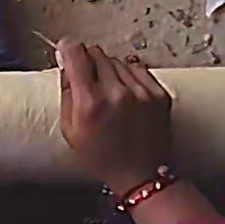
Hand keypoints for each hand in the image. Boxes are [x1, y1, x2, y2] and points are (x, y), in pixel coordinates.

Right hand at [56, 40, 174, 194]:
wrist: (142, 175)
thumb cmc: (100, 156)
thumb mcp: (70, 130)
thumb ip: (66, 93)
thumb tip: (65, 63)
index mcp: (91, 103)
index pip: (77, 54)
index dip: (68, 48)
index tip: (65, 49)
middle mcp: (117, 93)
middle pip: (96, 53)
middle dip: (87, 61)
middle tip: (87, 79)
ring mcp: (141, 92)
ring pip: (116, 60)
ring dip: (108, 69)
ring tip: (108, 92)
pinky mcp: (158, 93)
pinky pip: (137, 69)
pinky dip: (128, 75)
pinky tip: (125, 93)